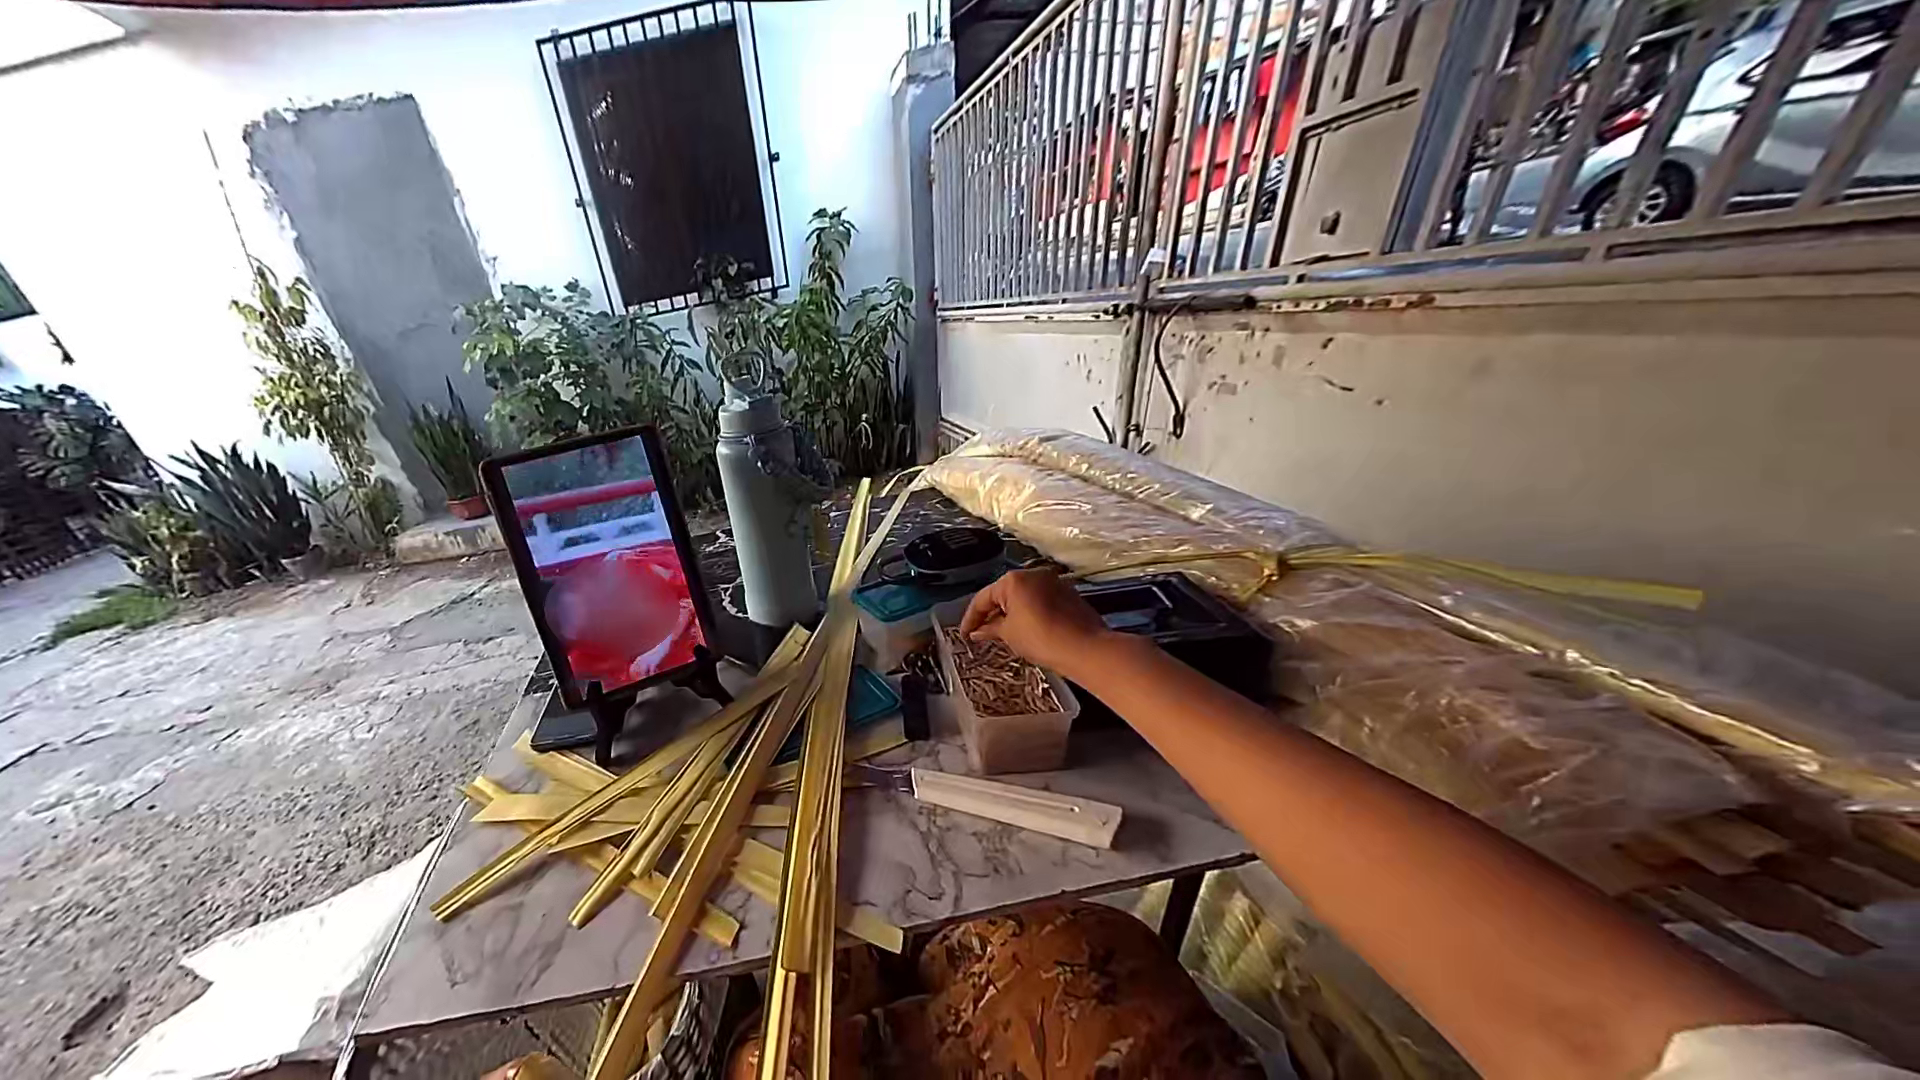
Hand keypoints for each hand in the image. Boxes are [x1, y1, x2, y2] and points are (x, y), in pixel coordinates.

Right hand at [957, 568, 1115, 676]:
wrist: (1084, 648)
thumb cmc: (1042, 638)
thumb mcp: (1009, 634)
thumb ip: (990, 628)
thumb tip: (979, 631)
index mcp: (1014, 579)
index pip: (983, 598)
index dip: (971, 617)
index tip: (965, 633)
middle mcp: (1034, 574)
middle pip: (1004, 593)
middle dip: (992, 613)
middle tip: (982, 633)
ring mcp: (1053, 582)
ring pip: (1024, 596)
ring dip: (1012, 613)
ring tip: (1003, 633)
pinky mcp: (1068, 593)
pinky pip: (1041, 600)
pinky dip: (1030, 612)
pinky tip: (1027, 629)